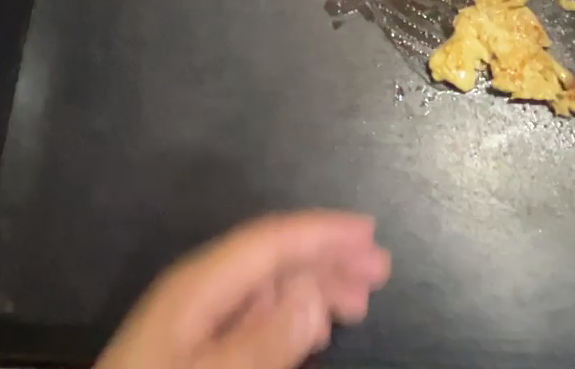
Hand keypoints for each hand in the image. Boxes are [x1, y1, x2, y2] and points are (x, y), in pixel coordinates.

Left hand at [95, 210, 390, 368]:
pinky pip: (255, 313)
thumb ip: (263, 340)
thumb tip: (316, 291)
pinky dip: (292, 314)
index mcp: (198, 283)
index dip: (322, 230)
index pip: (270, 240)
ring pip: (267, 286)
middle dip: (327, 256)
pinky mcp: (194, 344)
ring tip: (358, 298)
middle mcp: (198, 289)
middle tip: (379, 268)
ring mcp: (195, 317)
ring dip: (315, 286)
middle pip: (273, 258)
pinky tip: (313, 326)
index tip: (368, 230)